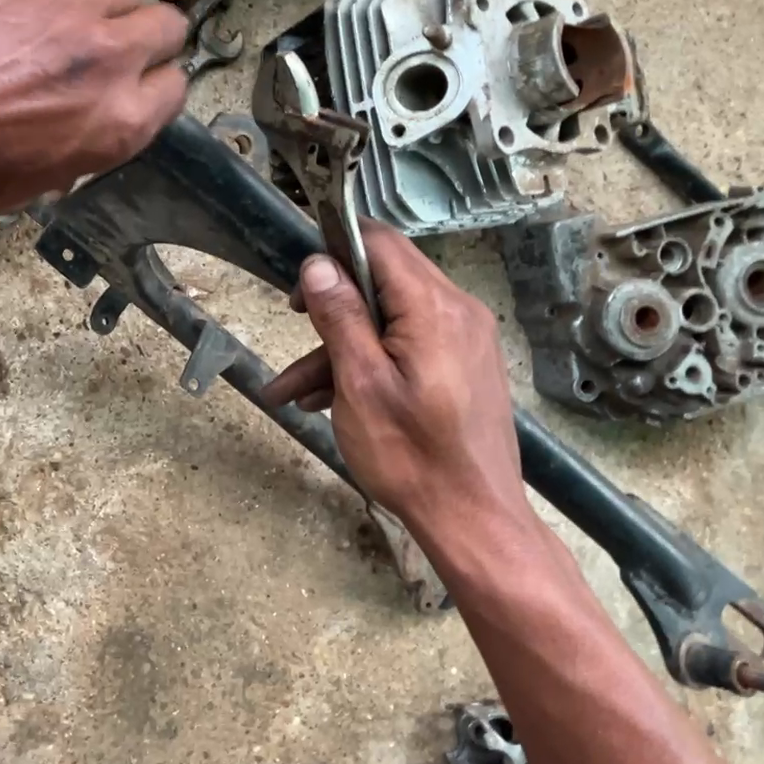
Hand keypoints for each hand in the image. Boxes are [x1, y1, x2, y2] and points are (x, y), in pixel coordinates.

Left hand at [0, 0, 188, 221]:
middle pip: (163, 26)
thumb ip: (81, 145)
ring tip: (46, 27)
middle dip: (139, 40)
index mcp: (115, 124)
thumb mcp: (28, 185)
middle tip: (98, 51)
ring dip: (93, 8)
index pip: (173, 87)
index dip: (150, 85)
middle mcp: (106, 58)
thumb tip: (87, 122)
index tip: (134, 82)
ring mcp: (67, 4)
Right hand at [260, 222, 527, 536]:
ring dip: (337, 346)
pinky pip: (403, 345)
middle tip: (294, 327)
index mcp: (433, 308)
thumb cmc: (411, 455)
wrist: (473, 520)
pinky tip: (324, 400)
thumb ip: (338, 316)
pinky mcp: (460, 364)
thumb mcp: (360, 383)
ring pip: (386, 319)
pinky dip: (364, 363)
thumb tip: (316, 263)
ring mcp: (462, 338)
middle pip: (382, 279)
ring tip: (291, 391)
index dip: (333, 252)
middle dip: (331, 303)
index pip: (379, 243)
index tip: (301, 288)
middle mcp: (456, 311)